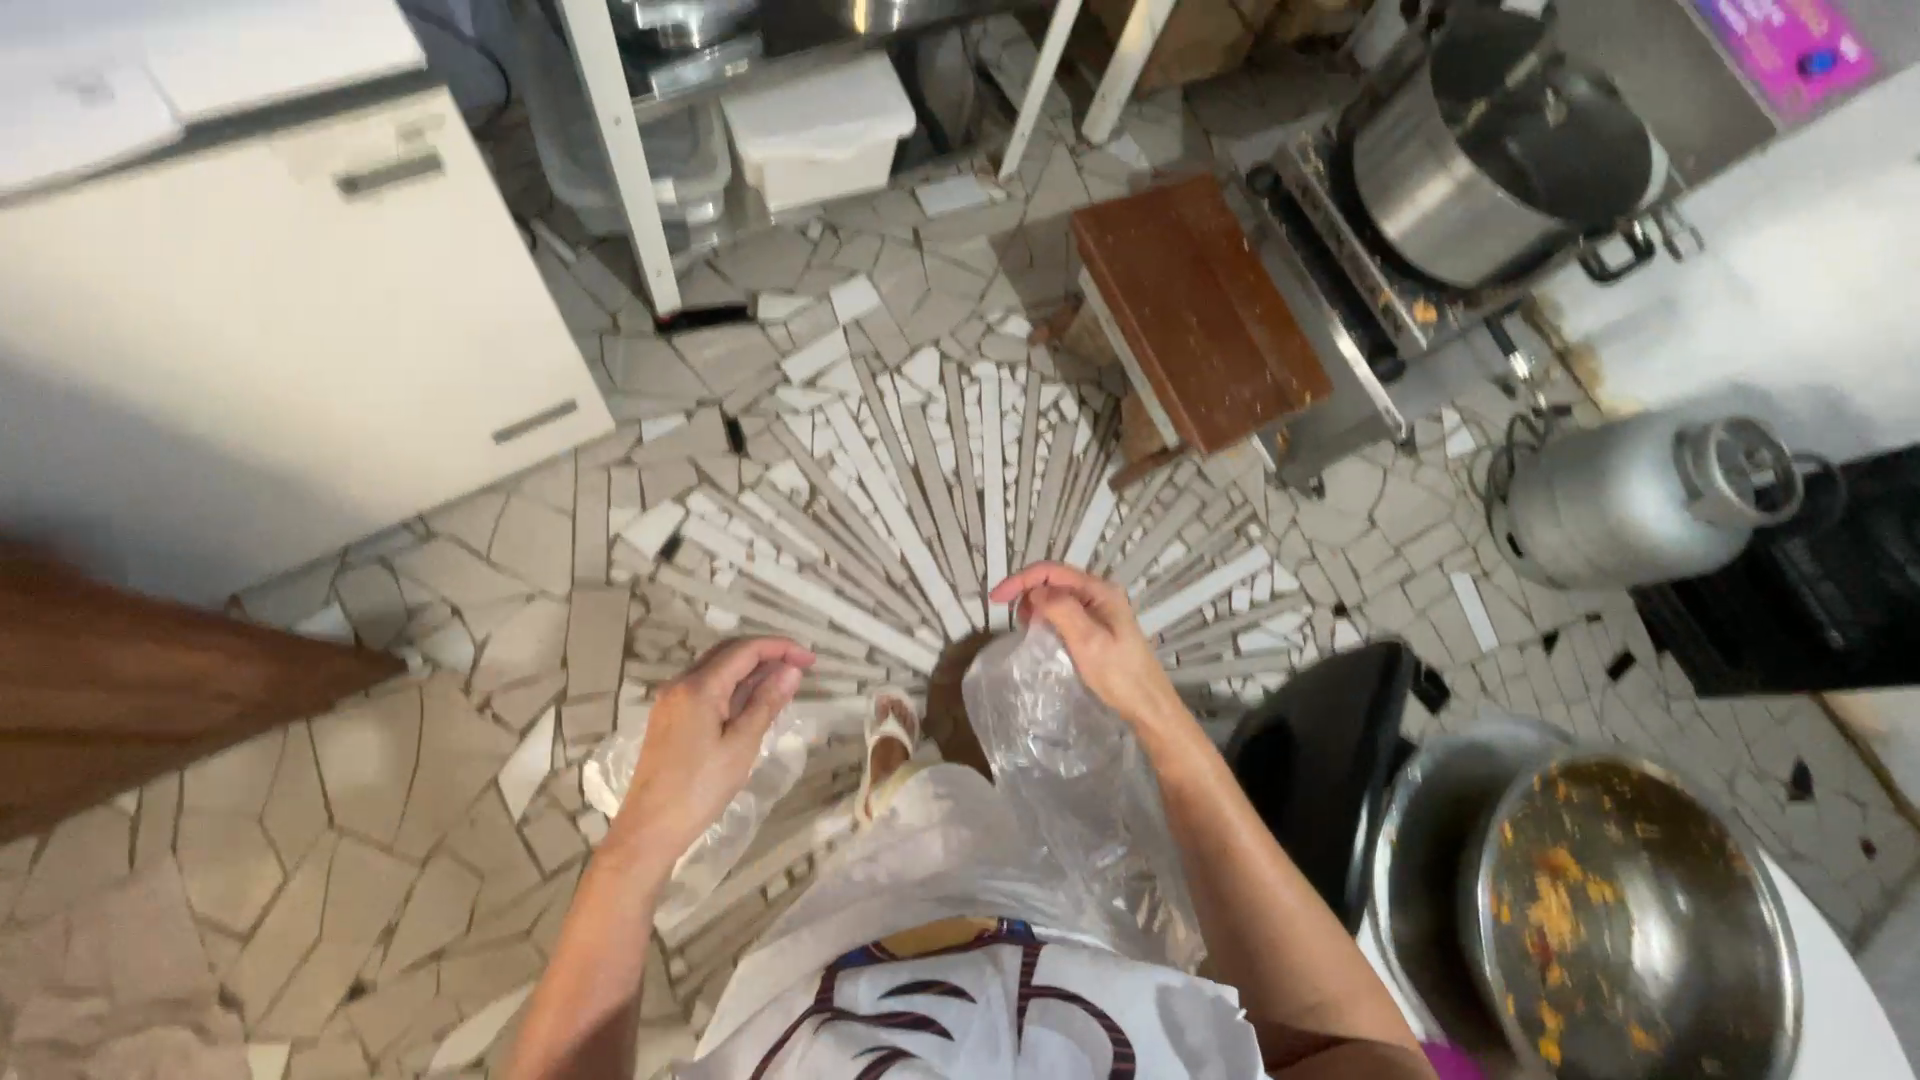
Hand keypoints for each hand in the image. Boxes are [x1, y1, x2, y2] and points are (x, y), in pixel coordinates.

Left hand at [606, 637, 814, 859]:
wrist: (650, 828)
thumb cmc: (700, 789)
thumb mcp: (741, 745)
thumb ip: (766, 703)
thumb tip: (792, 670)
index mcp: (698, 687)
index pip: (745, 650)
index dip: (781, 648)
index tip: (810, 660)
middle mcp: (680, 684)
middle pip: (729, 652)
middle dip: (767, 653)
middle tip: (801, 668)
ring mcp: (672, 700)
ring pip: (717, 669)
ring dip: (751, 669)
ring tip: (783, 684)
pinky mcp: (670, 717)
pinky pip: (706, 687)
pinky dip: (733, 686)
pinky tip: (752, 702)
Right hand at [989, 563, 1191, 746]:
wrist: (1148, 705)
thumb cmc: (1120, 675)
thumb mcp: (1088, 641)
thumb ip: (1061, 610)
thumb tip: (1035, 591)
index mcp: (1099, 590)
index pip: (1051, 571)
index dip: (1021, 580)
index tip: (996, 599)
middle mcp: (1099, 594)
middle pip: (1054, 580)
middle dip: (1028, 593)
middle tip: (1017, 622)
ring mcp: (1099, 611)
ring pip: (1057, 598)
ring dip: (1037, 608)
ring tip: (1029, 630)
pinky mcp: (1097, 627)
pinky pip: (1065, 614)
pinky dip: (1048, 620)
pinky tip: (1043, 636)